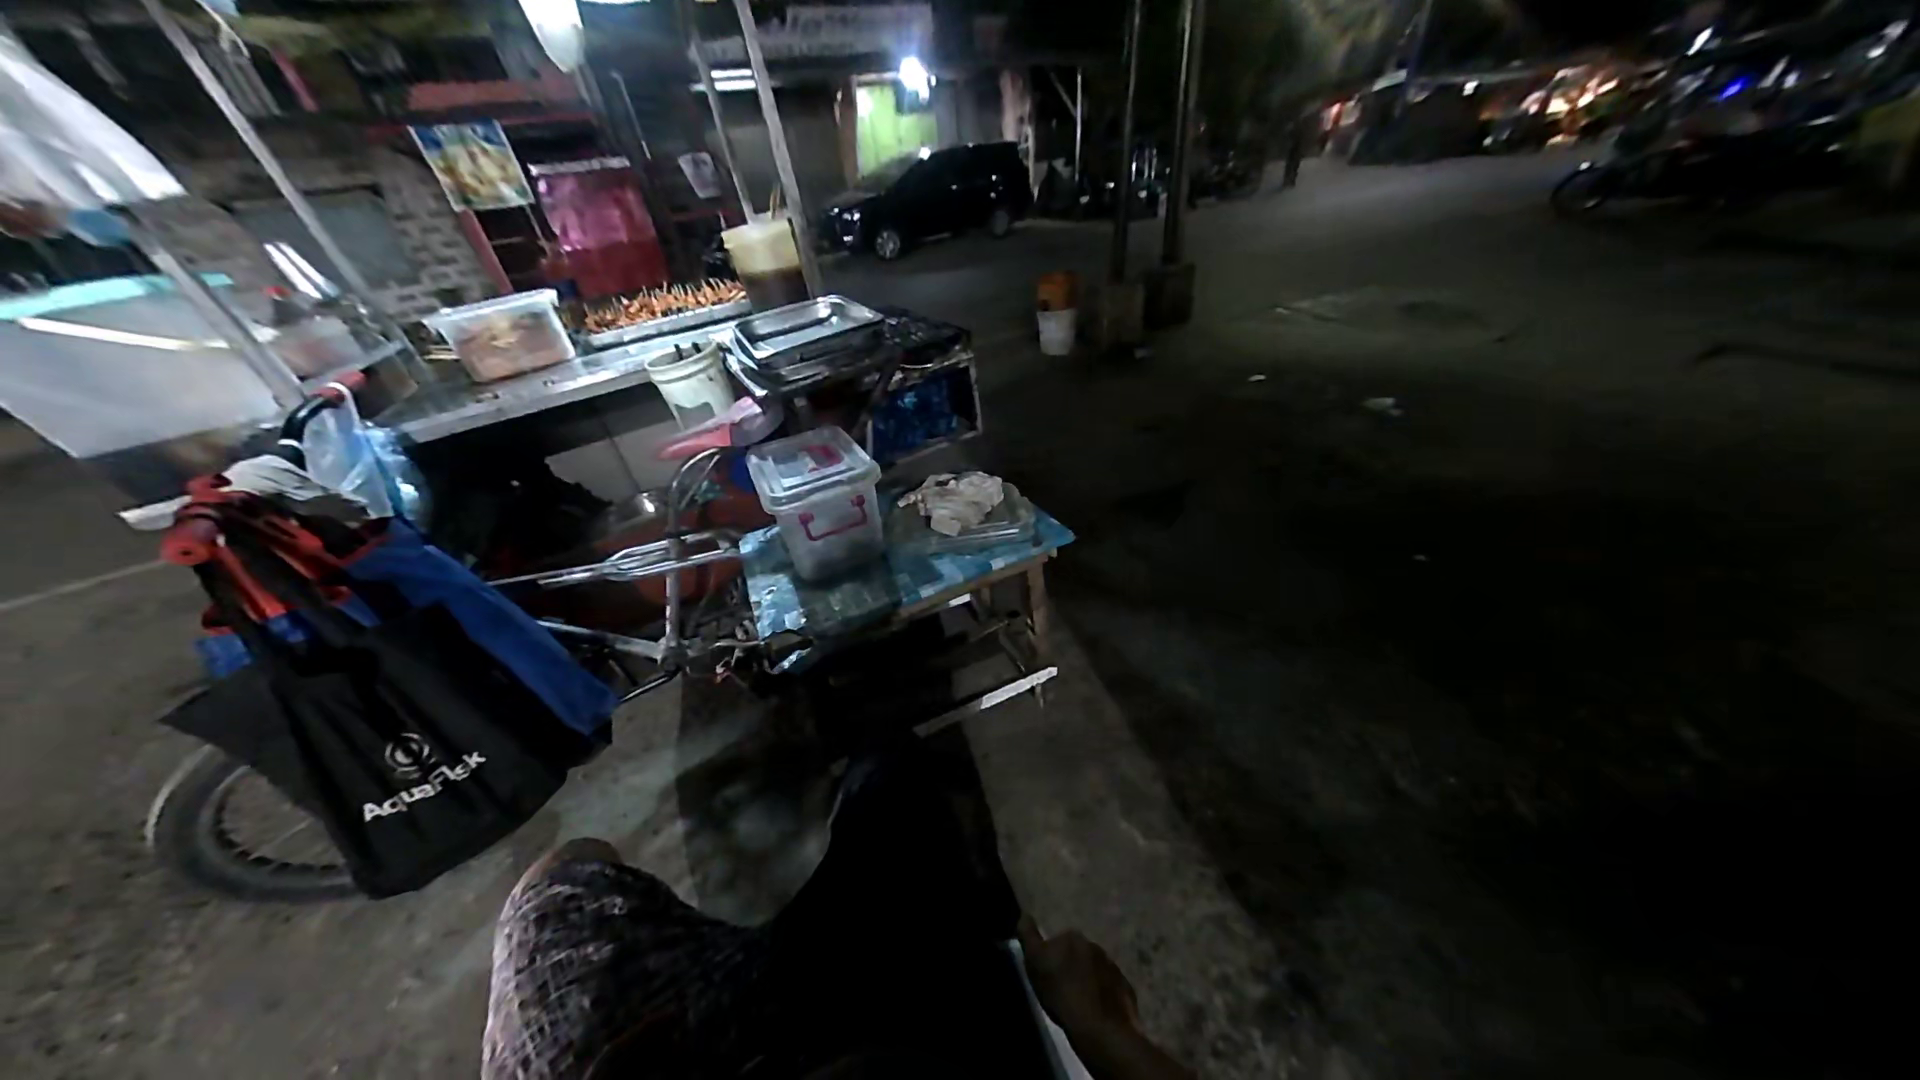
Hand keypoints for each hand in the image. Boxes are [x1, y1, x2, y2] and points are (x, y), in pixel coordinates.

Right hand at [1018, 918, 1195, 1079]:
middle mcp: (1094, 945)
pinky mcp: (1125, 987)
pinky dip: (1104, 994)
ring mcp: (1113, 966)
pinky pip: (1110, 987)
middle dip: (1072, 966)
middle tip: (1063, 989)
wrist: (1099, 1028)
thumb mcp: (1035, 963)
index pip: (1058, 941)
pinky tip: (1097, 1010)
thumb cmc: (1061, 994)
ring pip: (1095, 970)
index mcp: (1072, 936)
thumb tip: (1024, 914)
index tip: (1049, 973)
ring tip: (1080, 1002)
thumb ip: (1028, 936)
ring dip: (1088, 980)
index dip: (1052, 956)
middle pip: (1078, 954)